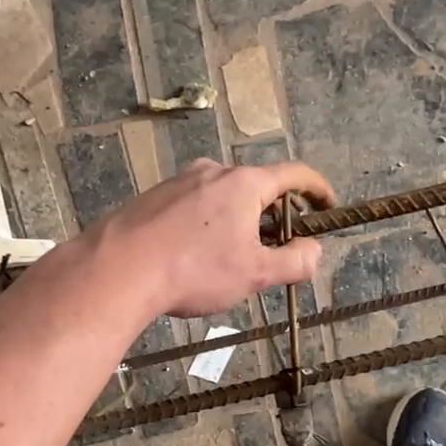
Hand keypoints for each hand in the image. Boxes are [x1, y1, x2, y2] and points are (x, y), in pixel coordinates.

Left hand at [85, 159, 335, 317]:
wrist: (117, 269)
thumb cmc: (193, 270)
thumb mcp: (254, 273)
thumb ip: (293, 262)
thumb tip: (314, 251)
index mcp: (244, 183)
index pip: (294, 174)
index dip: (317, 188)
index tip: (328, 204)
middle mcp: (212, 171)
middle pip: (256, 186)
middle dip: (273, 213)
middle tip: (277, 247)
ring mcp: (178, 181)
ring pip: (221, 196)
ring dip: (236, 220)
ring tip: (231, 258)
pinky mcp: (152, 197)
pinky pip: (192, 205)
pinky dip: (206, 224)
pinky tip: (193, 256)